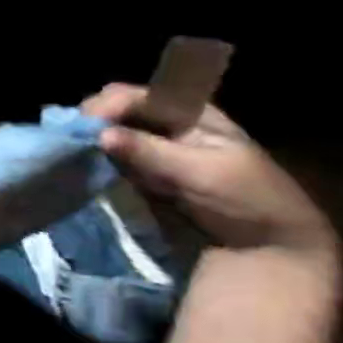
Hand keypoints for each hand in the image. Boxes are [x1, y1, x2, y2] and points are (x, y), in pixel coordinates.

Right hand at [82, 83, 336, 256]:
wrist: (274, 247)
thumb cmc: (250, 200)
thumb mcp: (203, 173)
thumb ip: (150, 152)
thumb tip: (99, 135)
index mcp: (188, 110)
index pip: (136, 95)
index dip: (107, 106)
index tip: (85, 127)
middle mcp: (166, 122)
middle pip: (116, 108)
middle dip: (92, 121)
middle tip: (70, 140)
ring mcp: (154, 146)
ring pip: (110, 131)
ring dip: (89, 140)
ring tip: (69, 152)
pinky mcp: (146, 171)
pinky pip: (113, 157)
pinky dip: (96, 159)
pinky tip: (81, 164)